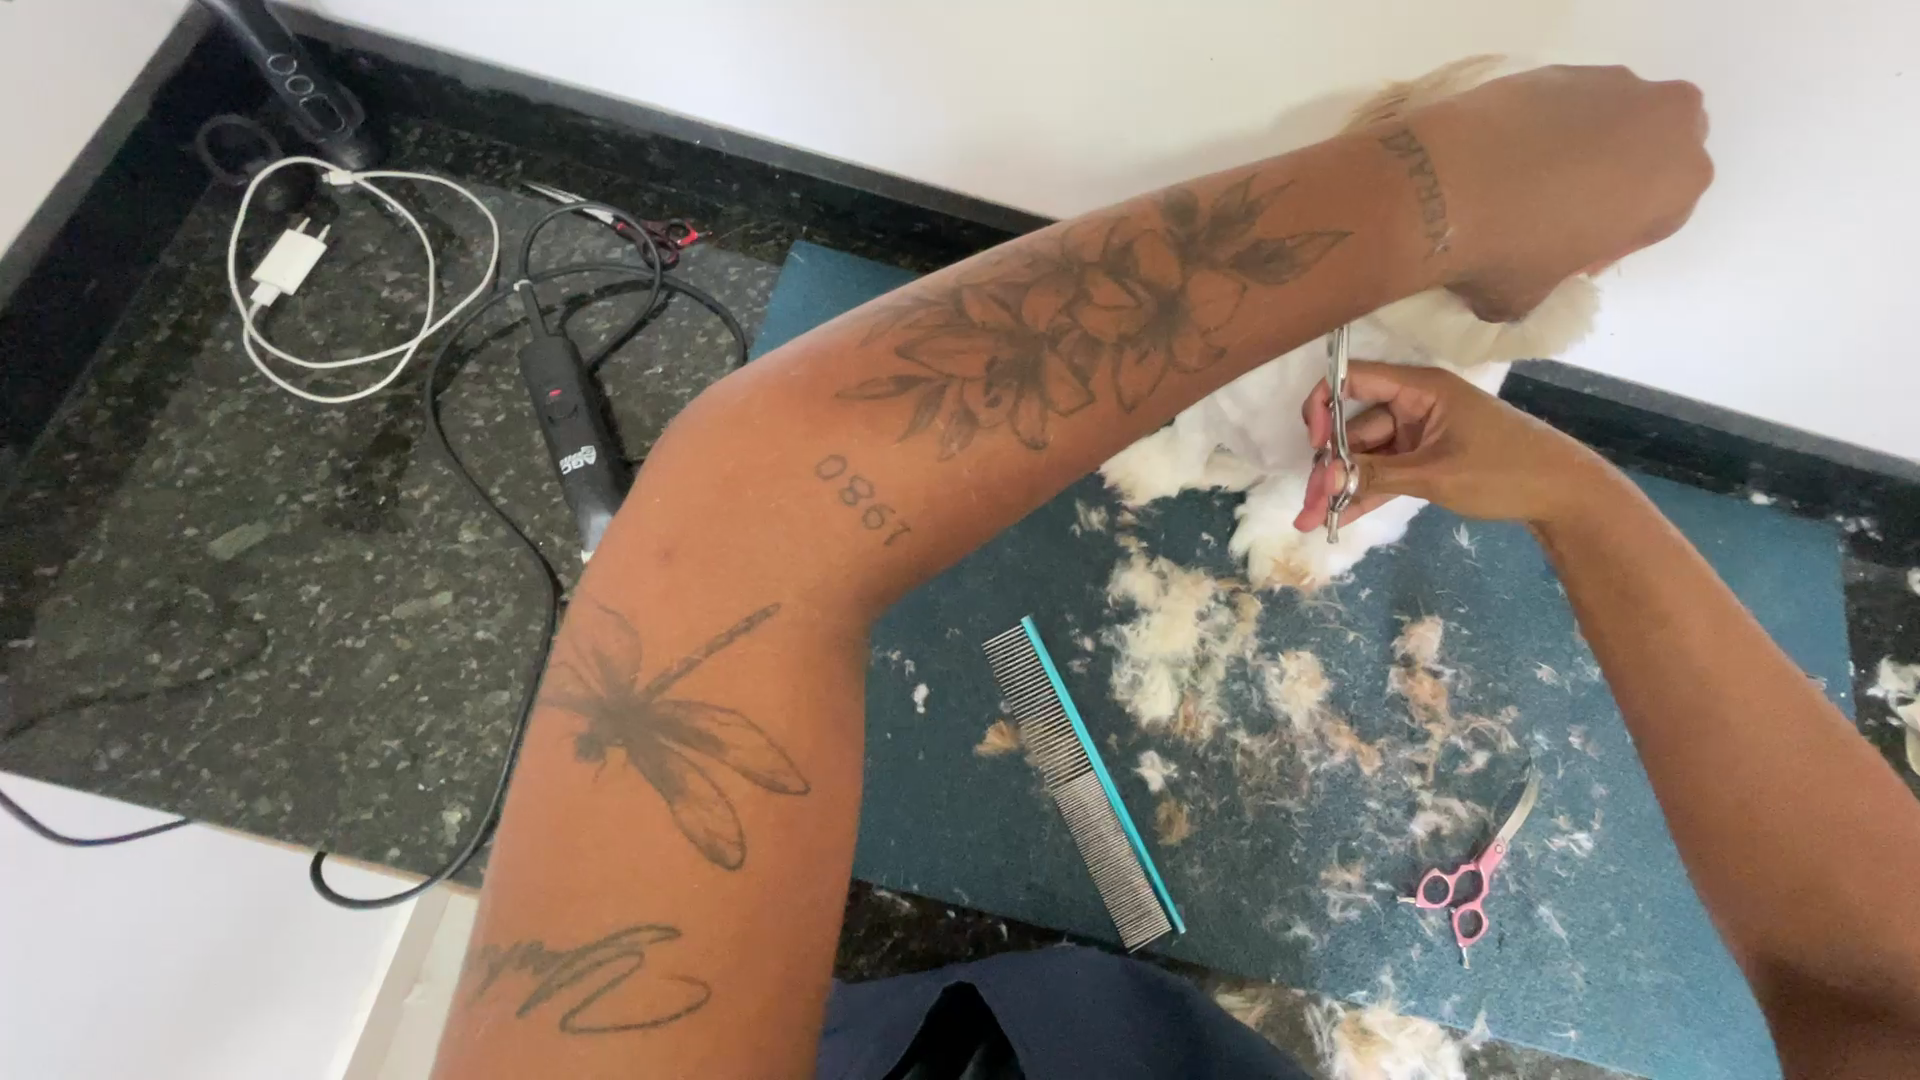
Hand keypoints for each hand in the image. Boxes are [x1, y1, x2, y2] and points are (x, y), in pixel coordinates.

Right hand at [1293, 361, 1618, 530]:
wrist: (1565, 497)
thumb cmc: (1506, 471)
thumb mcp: (1435, 474)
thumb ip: (1374, 476)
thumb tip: (1322, 481)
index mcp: (1420, 389)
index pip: (1354, 380)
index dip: (1324, 405)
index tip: (1314, 443)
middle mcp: (1413, 406)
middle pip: (1353, 430)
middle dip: (1328, 468)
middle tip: (1308, 505)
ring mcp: (1416, 435)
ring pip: (1362, 458)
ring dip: (1338, 488)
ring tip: (1312, 521)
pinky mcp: (1421, 460)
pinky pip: (1380, 474)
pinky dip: (1361, 494)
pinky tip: (1336, 519)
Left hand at [1409, 65, 1712, 319]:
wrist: (1442, 189)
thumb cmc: (1502, 252)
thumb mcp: (1523, 298)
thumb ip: (1539, 294)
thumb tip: (1514, 300)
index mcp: (1678, 183)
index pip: (1655, 221)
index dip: (1606, 246)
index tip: (1564, 261)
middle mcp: (1666, 121)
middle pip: (1641, 164)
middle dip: (1604, 191)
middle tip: (1549, 222)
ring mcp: (1613, 87)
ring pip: (1603, 129)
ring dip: (1572, 157)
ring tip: (1515, 191)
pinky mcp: (1558, 72)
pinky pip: (1555, 110)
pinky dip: (1533, 134)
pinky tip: (1492, 163)